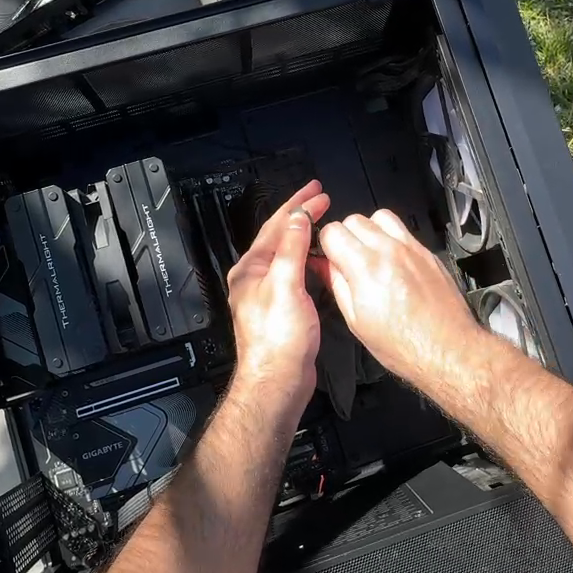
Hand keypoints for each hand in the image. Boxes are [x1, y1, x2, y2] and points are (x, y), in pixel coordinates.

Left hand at [225, 181, 331, 412]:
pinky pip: (295, 274)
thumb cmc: (277, 340)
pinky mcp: (282, 310)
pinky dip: (308, 261)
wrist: (278, 381)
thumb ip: (292, 248)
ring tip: (321, 223)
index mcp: (251, 269)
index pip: (276, 226)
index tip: (317, 191)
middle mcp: (255, 280)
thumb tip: (298, 217)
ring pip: (287, 256)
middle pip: (280, 237)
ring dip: (304, 237)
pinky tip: (319, 263)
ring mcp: (268, 295)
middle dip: (300, 216)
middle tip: (320, 199)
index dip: (298, 205)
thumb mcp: (286, 285)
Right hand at [316, 210, 489, 397]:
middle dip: (345, 236)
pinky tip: (391, 262)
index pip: (332, 231)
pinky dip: (391, 238)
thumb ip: (336, 284)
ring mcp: (412, 249)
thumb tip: (322, 265)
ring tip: (370, 255)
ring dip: (369, 231)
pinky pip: (404, 230)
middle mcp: (390, 251)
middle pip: (354, 219)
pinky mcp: (427, 253)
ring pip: (380, 217)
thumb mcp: (356, 321)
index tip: (328, 258)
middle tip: (347, 260)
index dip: (325, 245)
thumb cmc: (405, 345)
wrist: (447, 350)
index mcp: (366, 268)